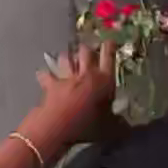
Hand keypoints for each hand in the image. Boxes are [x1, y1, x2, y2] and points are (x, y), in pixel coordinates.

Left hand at [21, 42, 117, 156]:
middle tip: (88, 49)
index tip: (110, 41)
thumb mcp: (108, 126)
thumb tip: (125, 125)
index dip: (110, 47)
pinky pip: (47, 75)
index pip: (109, 58)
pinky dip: (45, 74)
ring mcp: (67, 77)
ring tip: (68, 56)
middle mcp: (86, 74)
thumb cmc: (88, 125)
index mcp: (103, 80)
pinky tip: (42, 73)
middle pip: (86, 52)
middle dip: (87, 49)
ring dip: (67, 57)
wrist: (59, 126)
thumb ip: (117, 122)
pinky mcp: (51, 84)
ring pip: (66, 58)